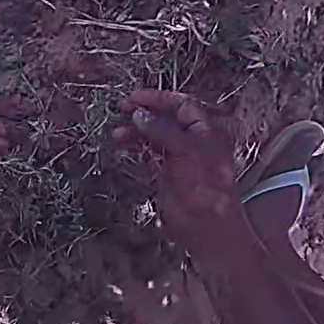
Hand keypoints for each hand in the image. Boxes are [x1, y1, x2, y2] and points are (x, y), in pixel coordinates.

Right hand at [111, 89, 250, 253]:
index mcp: (206, 131)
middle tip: (122, 109)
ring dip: (135, 130)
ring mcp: (179, 156)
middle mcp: (193, 141)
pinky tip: (123, 144)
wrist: (206, 226)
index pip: (182, 105)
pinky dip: (135, 145)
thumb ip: (162, 131)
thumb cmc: (206, 189)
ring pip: (154, 135)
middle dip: (145, 112)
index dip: (159, 99)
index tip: (135, 98)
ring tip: (117, 132)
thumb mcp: (187, 152)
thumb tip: (139, 114)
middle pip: (166, 118)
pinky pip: (148, 151)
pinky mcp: (166, 171)